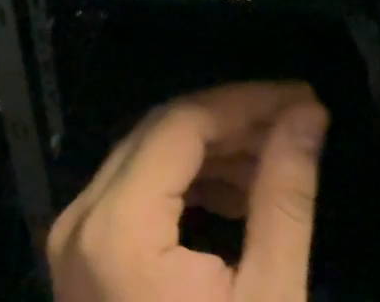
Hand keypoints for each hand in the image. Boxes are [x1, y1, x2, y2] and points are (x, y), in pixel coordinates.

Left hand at [48, 82, 329, 301]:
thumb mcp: (268, 298)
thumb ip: (284, 197)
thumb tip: (308, 117)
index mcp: (118, 226)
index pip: (183, 123)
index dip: (247, 101)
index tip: (303, 98)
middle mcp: (80, 217)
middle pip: (159, 133)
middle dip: (232, 121)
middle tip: (298, 123)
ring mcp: (72, 238)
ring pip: (146, 157)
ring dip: (211, 151)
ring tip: (276, 160)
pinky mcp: (81, 257)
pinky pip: (134, 193)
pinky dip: (185, 183)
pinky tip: (236, 195)